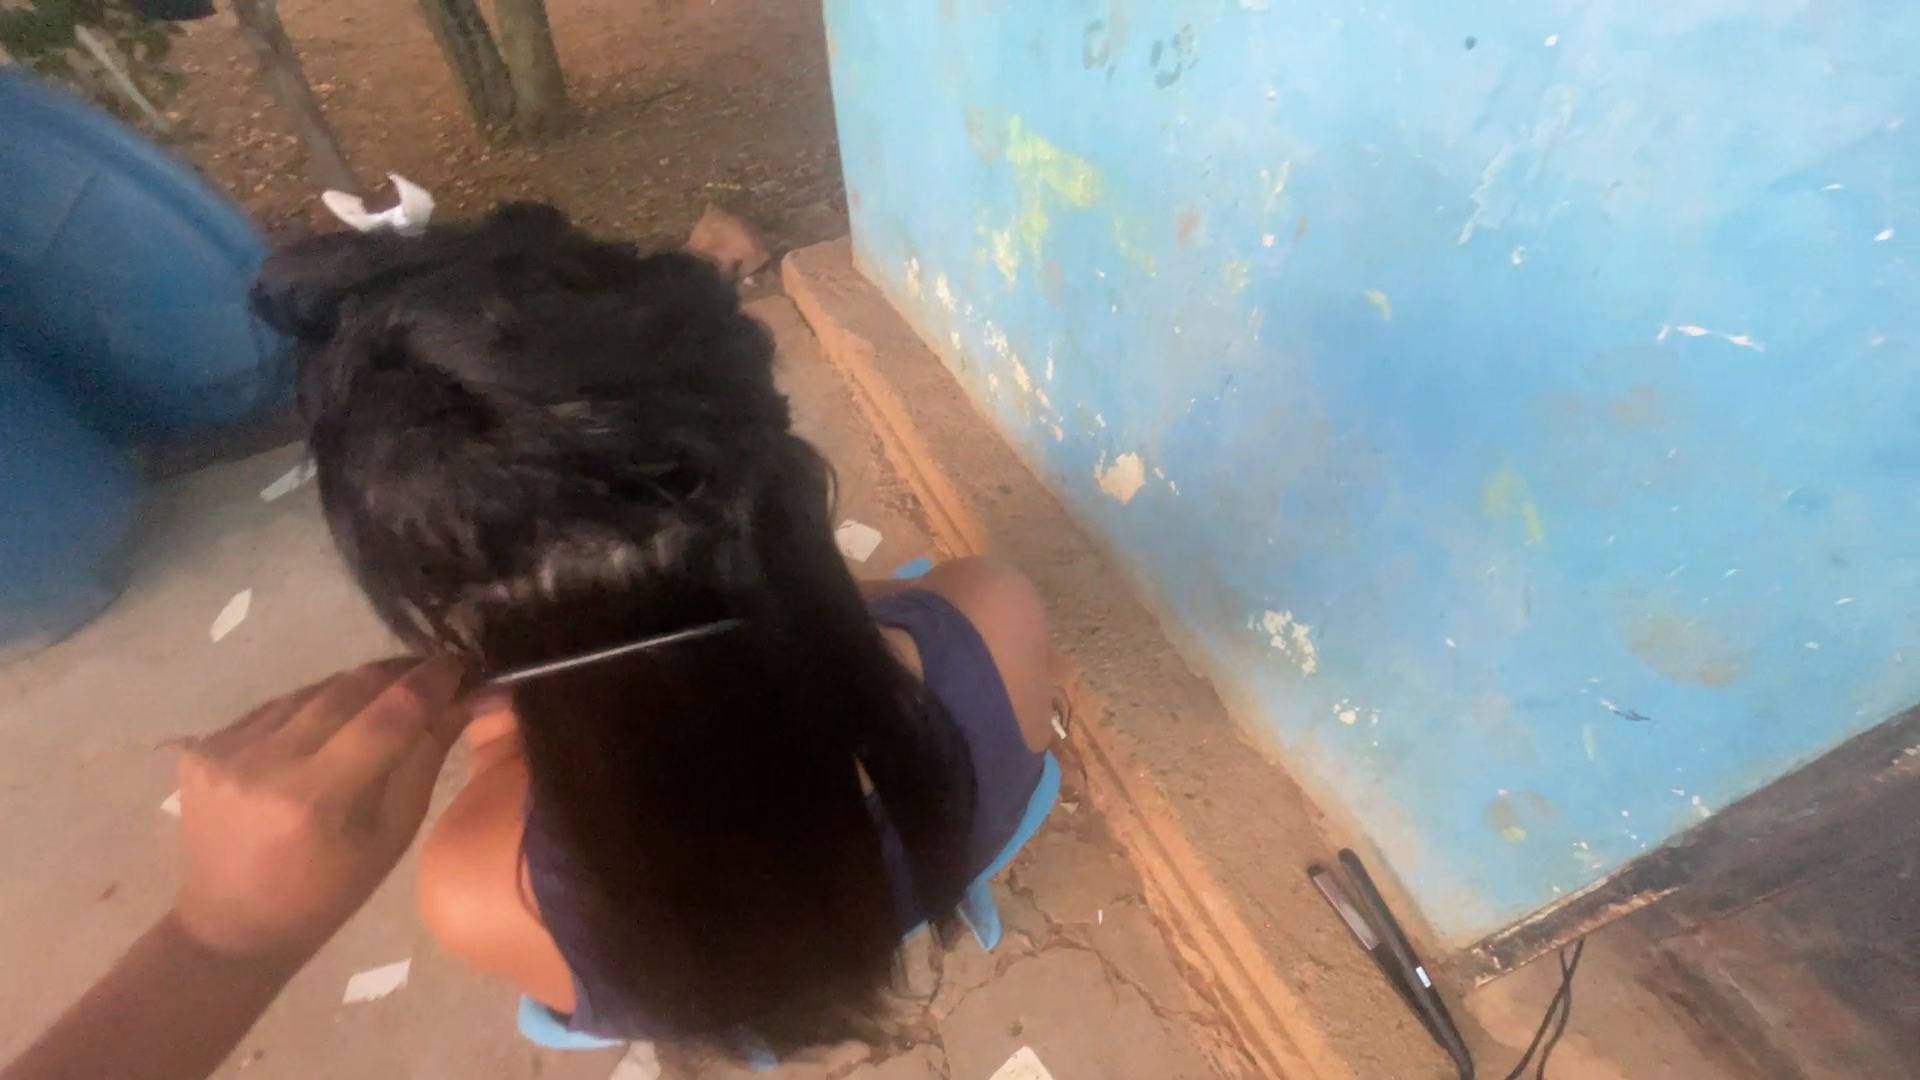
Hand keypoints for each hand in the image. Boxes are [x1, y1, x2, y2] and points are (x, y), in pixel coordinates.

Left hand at [169, 658, 468, 960]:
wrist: (232, 923)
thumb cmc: (335, 886)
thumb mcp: (400, 824)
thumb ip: (431, 749)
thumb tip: (479, 695)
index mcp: (316, 796)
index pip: (392, 711)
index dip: (435, 679)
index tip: (466, 666)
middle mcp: (263, 764)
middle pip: (354, 685)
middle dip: (405, 672)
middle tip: (440, 676)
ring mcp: (224, 752)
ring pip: (320, 687)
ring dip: (366, 686)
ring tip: (394, 700)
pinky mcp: (204, 746)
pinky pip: (286, 702)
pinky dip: (324, 703)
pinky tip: (339, 724)